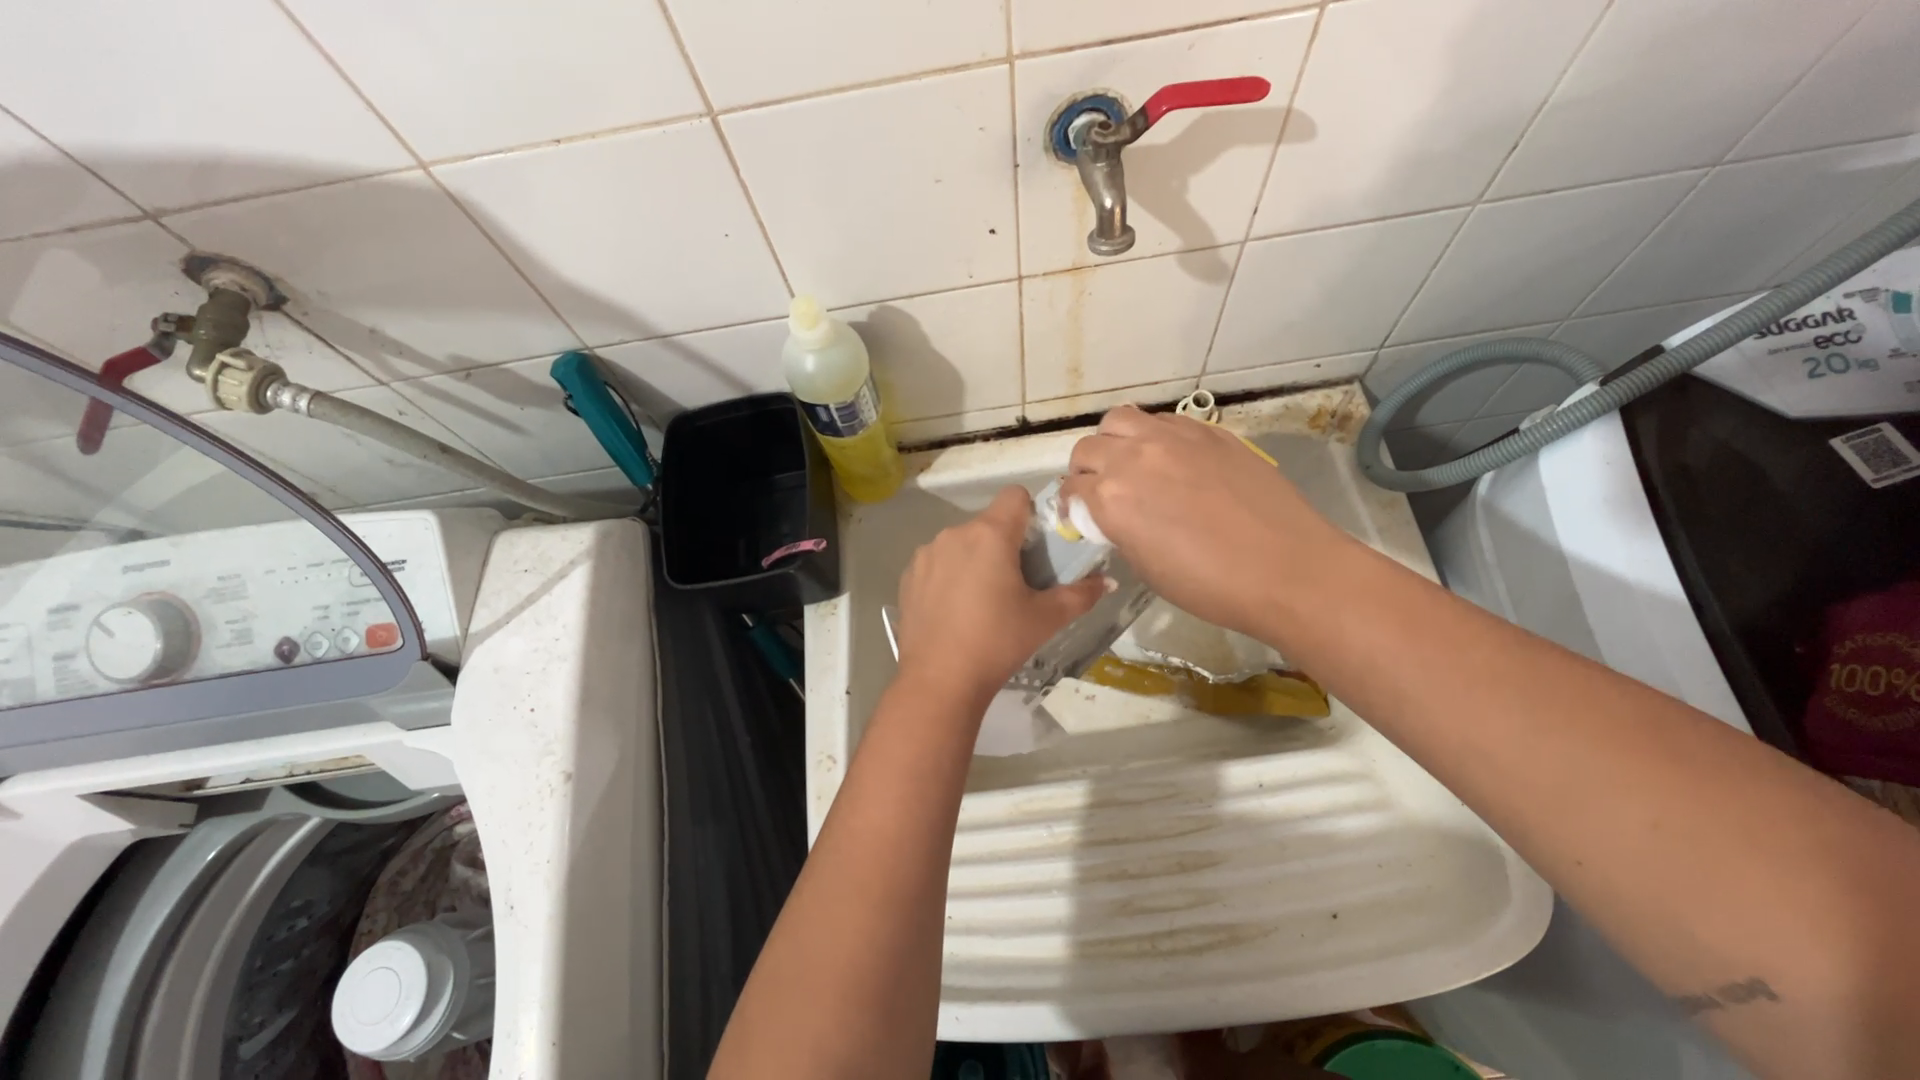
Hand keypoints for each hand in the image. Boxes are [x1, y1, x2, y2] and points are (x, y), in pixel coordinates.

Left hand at [894, 486, 1106, 704]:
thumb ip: (1081, 594)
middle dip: (1006, 543)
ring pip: (962, 543)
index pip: (1016, 495)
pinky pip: (938, 562)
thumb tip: (1107, 581)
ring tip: (984, 600)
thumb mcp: (1046, 619)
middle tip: (1018, 582)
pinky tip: (956, 610)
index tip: (1038, 547)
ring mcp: (927, 554)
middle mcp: (955, 533)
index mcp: (990, 534)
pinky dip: (951, 576)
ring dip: (976, 559)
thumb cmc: (998, 643)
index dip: (1032, 514)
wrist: (939, 680)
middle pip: (989, 522)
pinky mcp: (909, 576)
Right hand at [1060, 406, 1352, 638]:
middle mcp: (1133, 457)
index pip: (1072, 488)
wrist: (1286, 568)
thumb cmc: (1211, 585)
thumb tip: (1114, 517)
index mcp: (1111, 497)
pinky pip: (1163, 421)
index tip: (1082, 515)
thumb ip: (1119, 530)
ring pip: (1121, 419)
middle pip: (1088, 447)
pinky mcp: (1207, 431)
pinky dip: (1153, 436)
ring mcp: (1172, 438)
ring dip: (1115, 440)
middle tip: (1102, 490)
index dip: (1073, 504)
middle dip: (1087, 469)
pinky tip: (1171, 459)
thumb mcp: (1146, 567)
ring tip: (1131, 462)